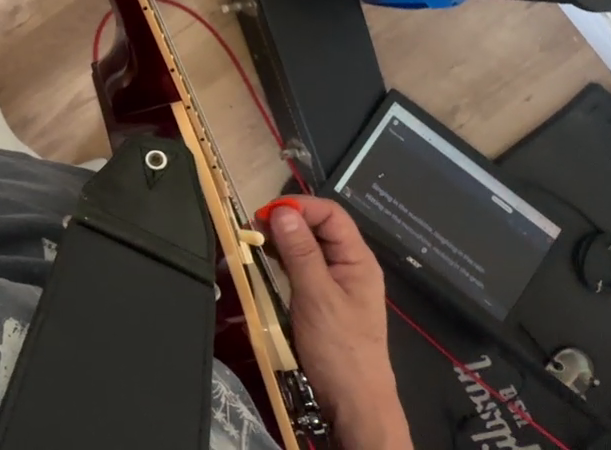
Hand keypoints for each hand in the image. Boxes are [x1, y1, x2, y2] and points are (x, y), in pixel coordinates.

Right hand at [262, 196, 411, 449]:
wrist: (353, 404)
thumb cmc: (339, 349)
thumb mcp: (316, 297)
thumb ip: (300, 252)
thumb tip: (281, 211)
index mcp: (357, 260)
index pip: (330, 214)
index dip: (298, 207)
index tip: (265, 215)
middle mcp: (348, 265)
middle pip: (317, 227)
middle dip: (285, 221)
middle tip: (253, 230)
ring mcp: (335, 282)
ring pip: (306, 246)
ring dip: (280, 240)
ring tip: (253, 244)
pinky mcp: (321, 298)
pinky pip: (300, 267)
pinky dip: (281, 260)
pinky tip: (264, 264)